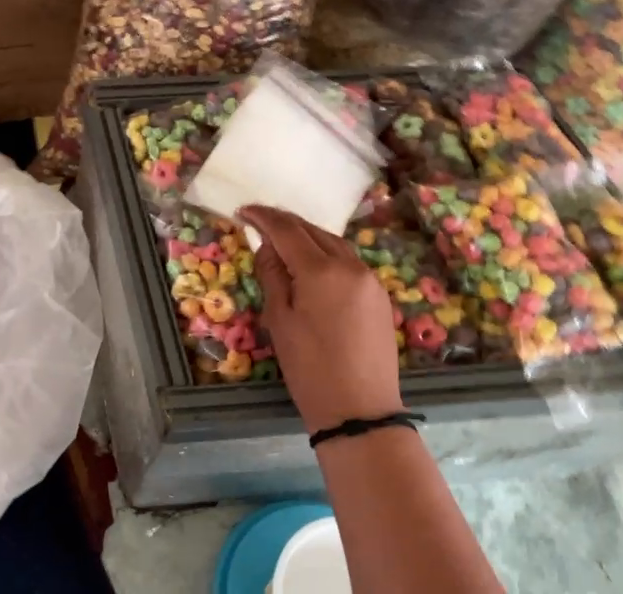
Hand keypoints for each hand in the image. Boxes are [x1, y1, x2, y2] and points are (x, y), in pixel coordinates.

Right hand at [240, 205, 402, 431]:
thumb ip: (273, 275)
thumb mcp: (279, 319)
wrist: (360, 411)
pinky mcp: (379, 297)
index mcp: (321, 270)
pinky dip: (326, 255)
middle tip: (259, 221)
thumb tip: (268, 247)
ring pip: (334, 244)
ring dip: (307, 237)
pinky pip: (348, 262)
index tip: (243, 211)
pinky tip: (312, 264)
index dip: (263, 217)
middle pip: (313, 231)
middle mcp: (350, 266)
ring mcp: (370, 281)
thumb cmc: (309, 367)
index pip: (287, 229)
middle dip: (285, 223)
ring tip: (283, 240)